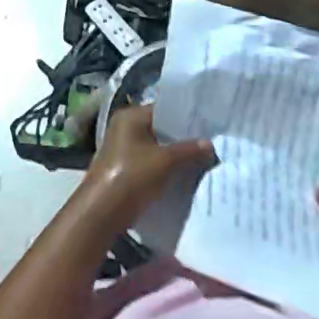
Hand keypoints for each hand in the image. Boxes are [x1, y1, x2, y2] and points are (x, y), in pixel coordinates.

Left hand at [84, 105, 214, 223]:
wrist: (105, 209)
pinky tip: (188, 174)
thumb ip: (189, 150)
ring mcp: (125, 148)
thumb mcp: (165, 161)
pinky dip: (168, 167)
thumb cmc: (133, 175)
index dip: (186, 117)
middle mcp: (125, 127)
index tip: (210, 125)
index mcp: (130, 117)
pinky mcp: (127, 167)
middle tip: (212, 144)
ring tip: (205, 160)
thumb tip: (210, 143)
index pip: (163, 110)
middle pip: (161, 129)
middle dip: (184, 139)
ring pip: (158, 147)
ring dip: (177, 155)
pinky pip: (152, 161)